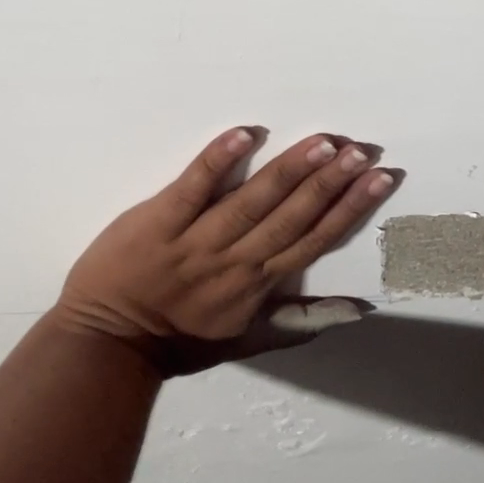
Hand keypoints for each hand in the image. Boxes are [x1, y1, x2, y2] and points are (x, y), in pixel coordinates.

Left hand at [50, 128, 396, 374]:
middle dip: (331, 182)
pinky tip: (246, 134)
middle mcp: (236, 261)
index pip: (315, 239)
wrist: (102, 347)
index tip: (382, 178)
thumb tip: (356, 312)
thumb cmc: (178, 342)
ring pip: (252, 201)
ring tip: (324, 143)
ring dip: (290, 171)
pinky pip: (192, 188)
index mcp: (258, 284)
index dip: (351, 207)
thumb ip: (298, 321)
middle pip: (292, 216)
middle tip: (362, 151)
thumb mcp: (245, 340)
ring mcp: (196, 241)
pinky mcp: (158, 222)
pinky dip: (218, 163)